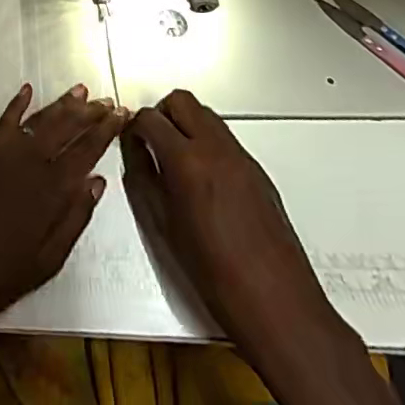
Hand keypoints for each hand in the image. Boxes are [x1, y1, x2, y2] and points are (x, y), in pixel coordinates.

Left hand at [0, 84, 127, 404]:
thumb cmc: (1, 275)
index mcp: (51, 191)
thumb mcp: (49, 260)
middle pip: (65, 129)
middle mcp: (30, 164)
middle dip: (89, 113)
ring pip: (39, 121)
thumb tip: (96, 182)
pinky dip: (17, 104)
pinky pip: (4, 122)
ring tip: (81, 90)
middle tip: (109, 100)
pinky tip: (27, 90)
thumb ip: (75, 219)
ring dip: (61, 104)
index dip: (105, 132)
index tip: (122, 114)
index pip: (86, 152)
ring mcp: (4, 155)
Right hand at [123, 90, 395, 404]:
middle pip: (182, 101)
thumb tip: (136, 154)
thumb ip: (144, 178)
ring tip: (173, 156)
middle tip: (150, 138)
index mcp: (187, 161)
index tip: (130, 138)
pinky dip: (207, 142)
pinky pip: (226, 139)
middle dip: (161, 114)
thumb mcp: (163, 224)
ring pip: (206, 115)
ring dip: (186, 124)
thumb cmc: (219, 276)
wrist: (275, 303)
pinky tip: (200, 175)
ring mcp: (242, 158)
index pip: (150, 118)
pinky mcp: (259, 172)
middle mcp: (217, 150)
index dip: (134, 126)